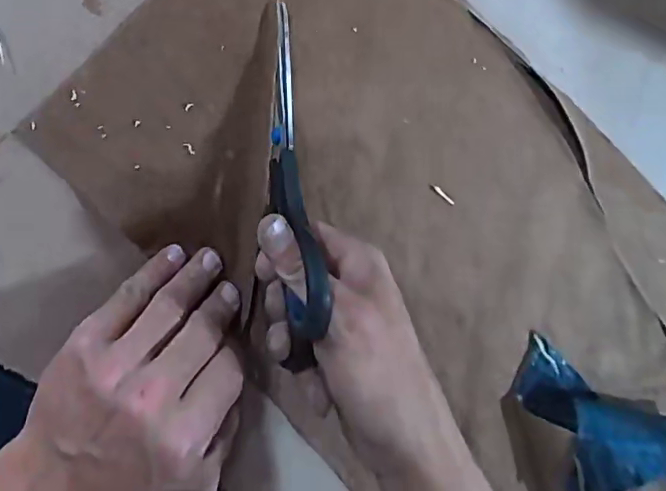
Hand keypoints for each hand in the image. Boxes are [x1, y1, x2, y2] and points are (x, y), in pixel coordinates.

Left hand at [0, 246, 243, 490]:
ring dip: (193, 276)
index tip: (237, 327)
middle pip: (202, 331)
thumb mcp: (190, 486)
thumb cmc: (127, 488)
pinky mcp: (84, 346)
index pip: (228, 368)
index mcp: (183, 438)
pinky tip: (173, 256)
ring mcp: (115, 368)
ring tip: (208, 258)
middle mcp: (153, 399)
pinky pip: (127, 297)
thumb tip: (237, 374)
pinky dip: (154, 271)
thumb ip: (222, 433)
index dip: (236, 344)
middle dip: (221, 303)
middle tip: (230, 286)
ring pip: (168, 306)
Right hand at [255, 216, 487, 490]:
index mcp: (357, 261)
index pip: (309, 234)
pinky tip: (317, 386)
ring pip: (294, 312)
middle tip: (285, 326)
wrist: (404, 444)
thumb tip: (270, 221)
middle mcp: (350, 282)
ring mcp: (343, 318)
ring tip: (295, 361)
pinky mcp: (336, 350)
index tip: (261, 272)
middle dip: (283, 305)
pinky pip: (304, 344)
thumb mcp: (334, 314)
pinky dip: (304, 365)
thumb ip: (299, 270)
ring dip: (290, 340)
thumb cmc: (375, 368)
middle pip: (295, 275)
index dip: (282, 249)